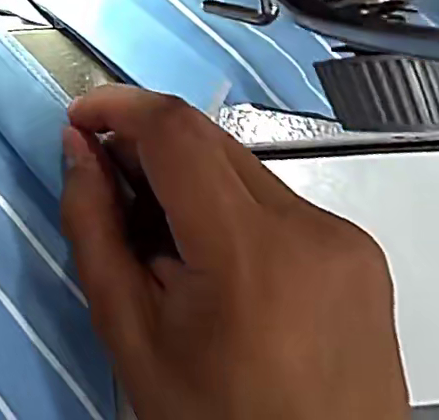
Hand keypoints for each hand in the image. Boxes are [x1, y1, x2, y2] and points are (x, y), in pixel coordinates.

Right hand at [60, 86, 409, 419]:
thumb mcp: (128, 333)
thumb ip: (93, 225)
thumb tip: (79, 147)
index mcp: (250, 253)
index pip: (175, 131)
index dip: (119, 105)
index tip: (80, 116)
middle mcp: (310, 228)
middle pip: (205, 139)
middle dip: (145, 142)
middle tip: (108, 179)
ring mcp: (343, 236)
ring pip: (235, 162)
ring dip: (184, 174)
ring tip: (160, 233)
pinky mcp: (359, 248)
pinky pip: (271, 194)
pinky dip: (224, 201)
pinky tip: (211, 256)